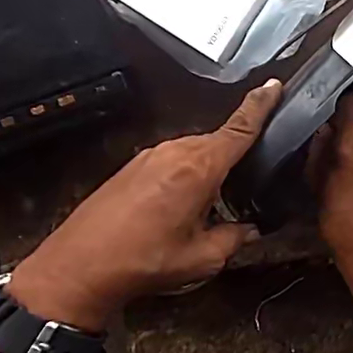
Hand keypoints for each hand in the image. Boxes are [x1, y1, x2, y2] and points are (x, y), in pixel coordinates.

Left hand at [9, 80, 281, 329]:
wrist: (78, 268)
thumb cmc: (142, 261)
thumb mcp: (203, 258)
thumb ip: (235, 238)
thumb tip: (250, 230)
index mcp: (199, 168)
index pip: (239, 128)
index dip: (260, 105)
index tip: (274, 85)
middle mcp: (174, 153)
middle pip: (219, 141)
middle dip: (236, 157)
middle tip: (248, 184)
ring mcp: (150, 156)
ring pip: (195, 152)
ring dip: (209, 171)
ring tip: (210, 207)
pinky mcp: (132, 166)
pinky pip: (173, 160)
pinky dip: (187, 175)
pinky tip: (182, 207)